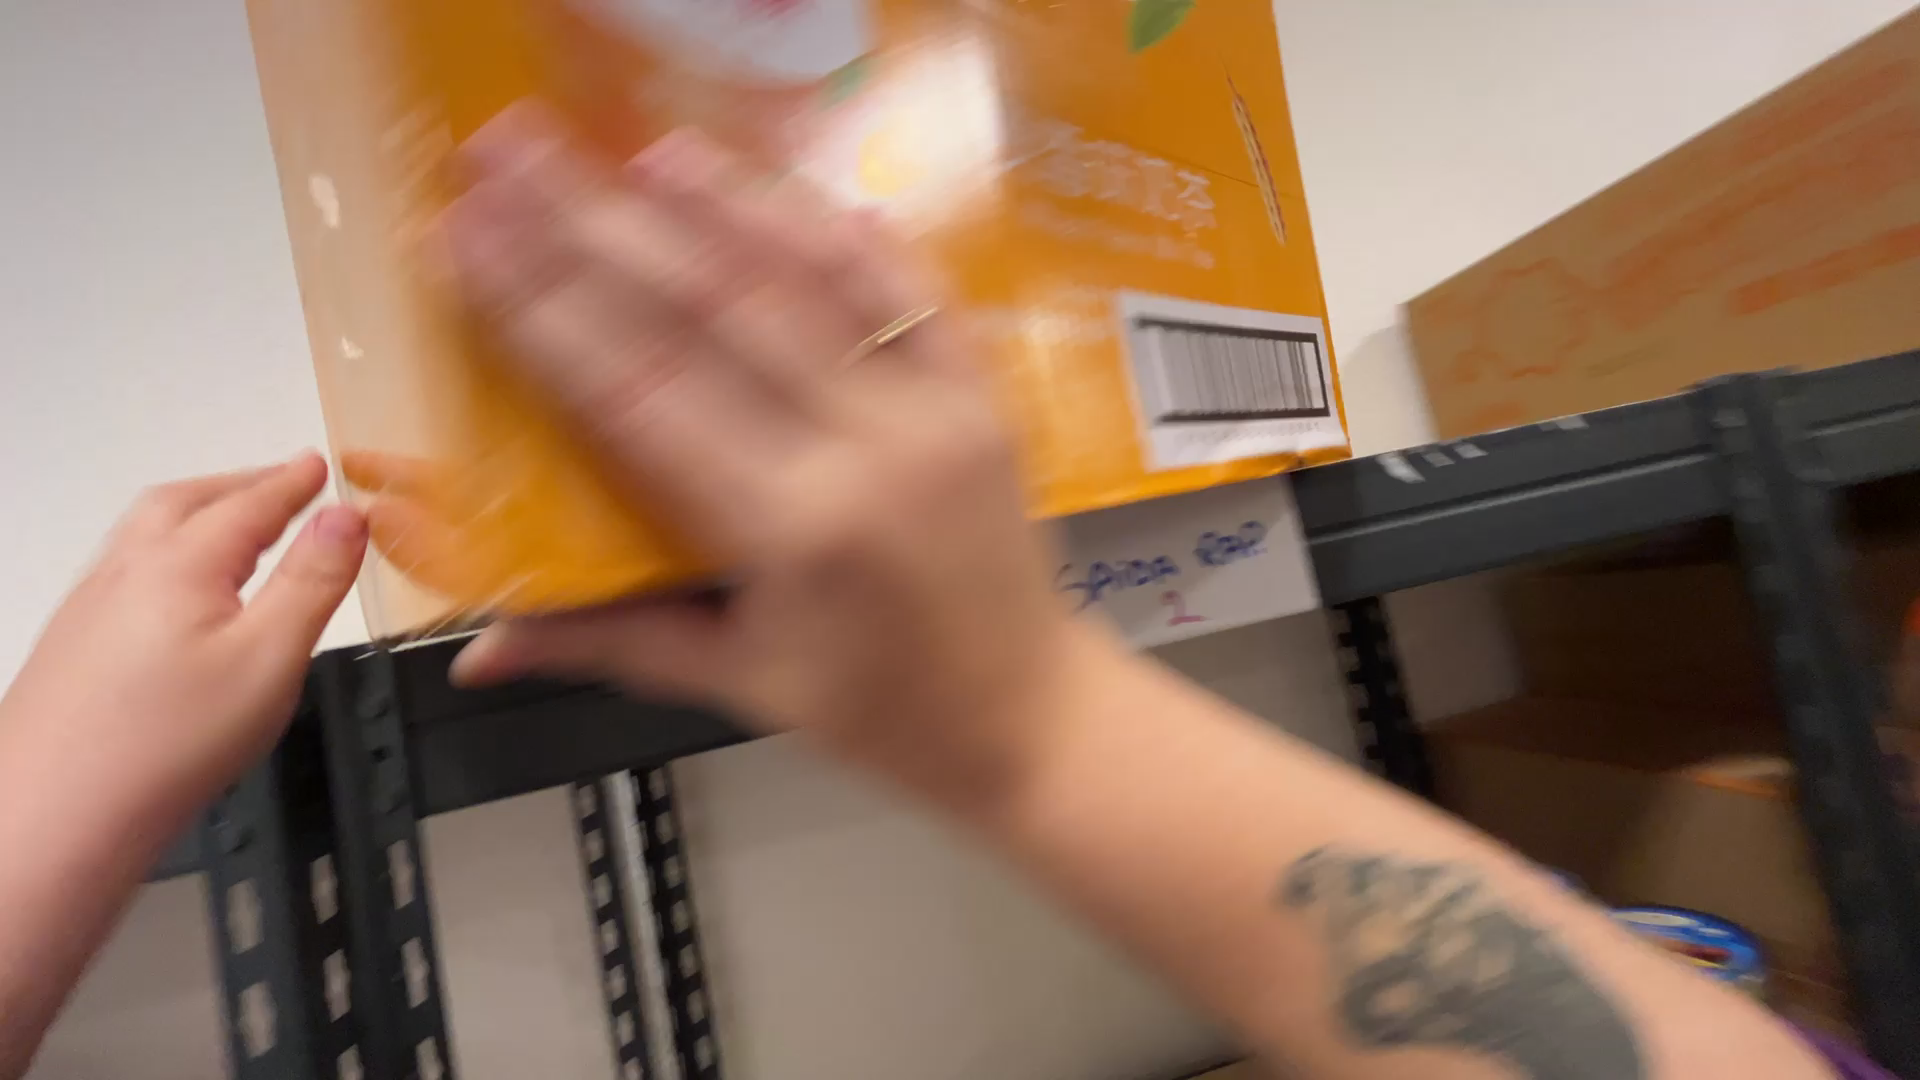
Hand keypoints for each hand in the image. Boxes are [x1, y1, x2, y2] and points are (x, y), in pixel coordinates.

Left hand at [0, 454, 366, 798]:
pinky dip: (177, 542)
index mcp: (178, 568)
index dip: (289, 482)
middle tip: (290, 479)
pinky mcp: (75, 644)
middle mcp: (124, 575)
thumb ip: (314, 579)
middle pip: (180, 504)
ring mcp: (89, 610)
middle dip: (241, 483)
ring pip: (147, 532)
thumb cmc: (180, 734)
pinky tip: (195, 577)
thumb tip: (349, 514)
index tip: (322, 461)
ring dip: (204, 508)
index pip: (246, 507)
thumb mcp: (273, 653)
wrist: (52, 822)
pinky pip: (131, 564)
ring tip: (249, 517)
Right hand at [443, 106, 1111, 800]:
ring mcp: (944, 413)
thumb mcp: (745, 683)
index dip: (545, 308)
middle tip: (515, 153)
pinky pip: (922, 298)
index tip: (467, 236)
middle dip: (603, 225)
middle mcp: (874, 451)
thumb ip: (614, 641)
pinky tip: (806, 199)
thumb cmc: (885, 711)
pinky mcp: (989, 402)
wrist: (1025, 710)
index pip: (646, 391)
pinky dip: (861, 243)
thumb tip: (480, 649)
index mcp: (799, 529)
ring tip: (646, 150)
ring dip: (731, 205)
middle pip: (719, 311)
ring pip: (824, 282)